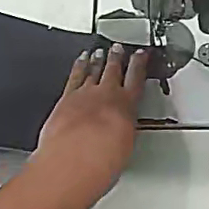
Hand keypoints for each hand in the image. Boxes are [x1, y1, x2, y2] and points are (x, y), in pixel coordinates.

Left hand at [33, 44, 149, 185]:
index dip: (140, 64)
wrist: (74, 160)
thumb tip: (120, 136)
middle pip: (113, 69)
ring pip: (93, 69)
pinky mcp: (67, 97)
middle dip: (117, 57)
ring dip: (98, 59)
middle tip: (119, 47)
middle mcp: (107, 95)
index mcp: (127, 106)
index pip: (137, 78)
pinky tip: (80, 60)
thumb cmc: (101, 160)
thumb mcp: (124, 147)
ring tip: (100, 50)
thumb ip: (123, 133)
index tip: (142, 54)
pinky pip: (75, 76)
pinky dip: (79, 65)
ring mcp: (85, 93)